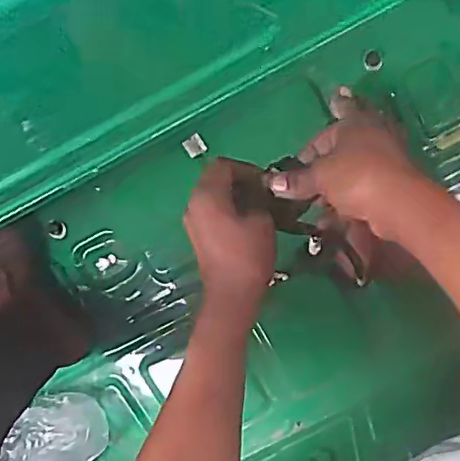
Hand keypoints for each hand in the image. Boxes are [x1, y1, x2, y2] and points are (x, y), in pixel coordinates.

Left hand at [185, 158, 276, 320]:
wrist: (232, 295)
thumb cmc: (248, 255)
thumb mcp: (262, 220)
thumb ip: (259, 198)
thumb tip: (258, 192)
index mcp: (206, 195)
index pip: (223, 165)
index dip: (247, 169)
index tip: (266, 181)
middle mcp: (193, 204)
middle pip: (215, 179)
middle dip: (241, 182)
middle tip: (265, 193)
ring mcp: (193, 222)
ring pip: (214, 197)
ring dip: (236, 197)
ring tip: (261, 208)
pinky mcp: (199, 237)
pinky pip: (213, 214)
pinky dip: (230, 211)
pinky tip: (249, 223)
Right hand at [267, 87, 446, 243]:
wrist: (399, 203)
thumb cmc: (356, 177)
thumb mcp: (321, 177)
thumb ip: (298, 180)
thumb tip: (272, 183)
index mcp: (355, 122)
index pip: (336, 115)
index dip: (316, 137)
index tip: (301, 157)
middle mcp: (373, 136)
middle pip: (346, 145)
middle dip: (326, 163)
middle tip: (311, 176)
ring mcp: (386, 162)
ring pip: (354, 172)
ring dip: (335, 188)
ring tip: (318, 205)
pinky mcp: (392, 187)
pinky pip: (363, 192)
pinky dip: (347, 203)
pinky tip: (332, 219)